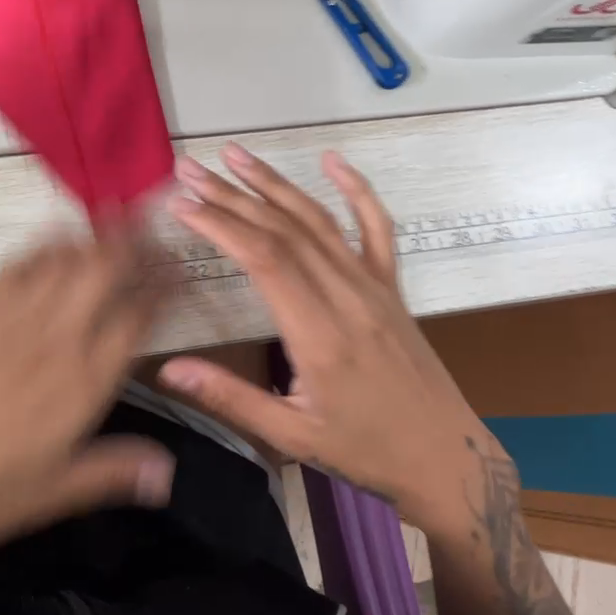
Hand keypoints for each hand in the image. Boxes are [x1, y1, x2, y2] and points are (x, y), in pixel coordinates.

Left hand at [0, 232, 174, 591]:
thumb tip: (167, 472)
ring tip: (117, 216)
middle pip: (104, 272)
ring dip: (94, 234)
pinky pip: (16, 266)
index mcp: (82, 383)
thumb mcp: (52, 495)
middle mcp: (53, 339)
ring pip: (63, 260)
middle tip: (154, 228)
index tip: (181, 271)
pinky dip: (43, 246)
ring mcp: (9, 319)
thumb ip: (111, 473)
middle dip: (135, 244)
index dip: (164, 288)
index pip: (138, 319)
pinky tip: (55, 239)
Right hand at [156, 145, 498, 531]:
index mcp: (319, 335)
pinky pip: (377, 229)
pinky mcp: (392, 289)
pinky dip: (357, 190)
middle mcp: (348, 298)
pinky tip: (334, 161)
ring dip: (275, 184)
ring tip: (236, 156)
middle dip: (232, 195)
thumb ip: (229, 398)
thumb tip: (168, 369)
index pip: (263, 260)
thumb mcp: (292, 436)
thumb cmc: (366, 452)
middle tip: (189, 169)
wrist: (447, 459)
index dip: (219, 226)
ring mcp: (374, 288)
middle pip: (284, 231)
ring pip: (320, 222)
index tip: (181, 204)